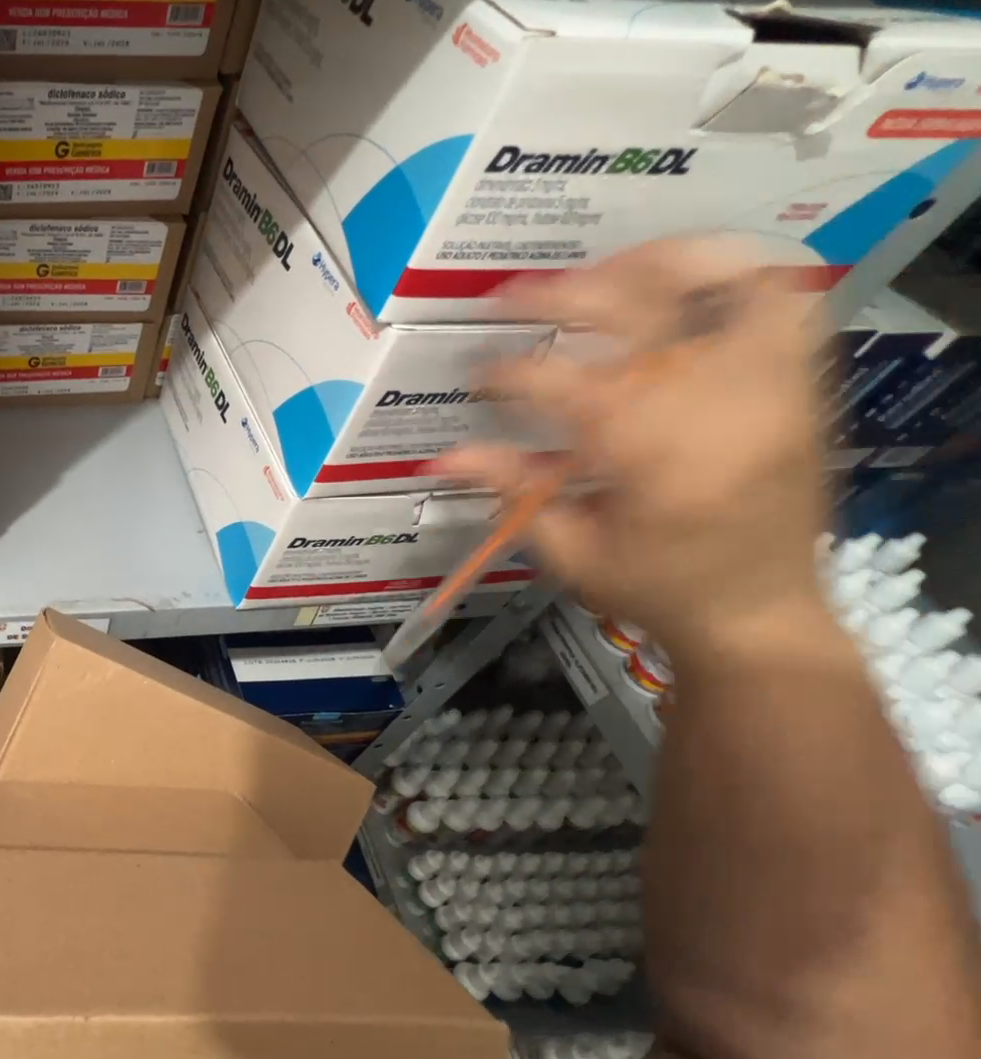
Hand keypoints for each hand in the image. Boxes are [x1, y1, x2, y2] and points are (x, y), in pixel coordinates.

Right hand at [434, 235, 831, 654]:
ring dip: (657, 265)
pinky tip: (681, 283)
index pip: (566, 386)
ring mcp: (768, 390)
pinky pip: (782, 304)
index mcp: (649, 460)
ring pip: (724, 288)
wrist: (762, 610)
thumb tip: (442, 456)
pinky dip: (734, 278)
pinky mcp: (798, 386)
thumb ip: (511, 492)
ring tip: (603, 268)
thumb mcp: (569, 552)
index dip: (510, 372)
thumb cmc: (655, 588)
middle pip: (638, 316)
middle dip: (564, 295)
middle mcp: (715, 410)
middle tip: (514, 297)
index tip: (479, 375)